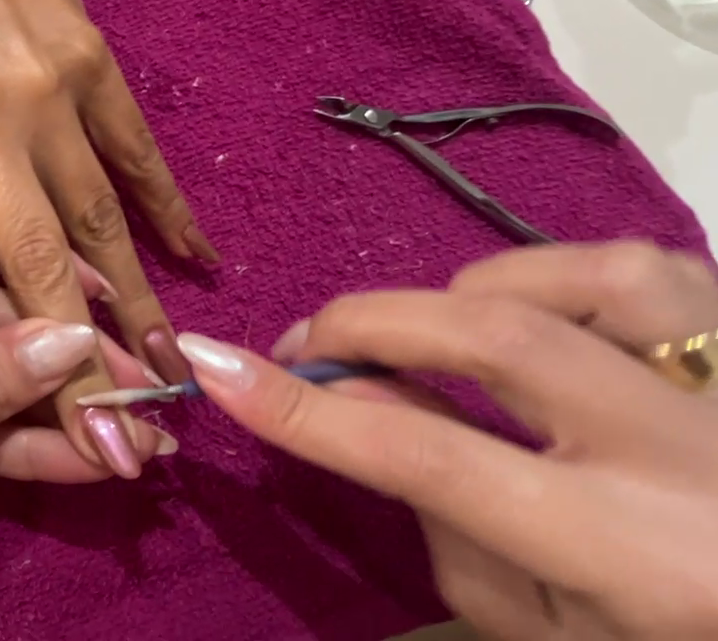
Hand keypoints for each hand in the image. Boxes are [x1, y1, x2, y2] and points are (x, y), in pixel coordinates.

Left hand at [0, 0, 213, 473]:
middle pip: (26, 251)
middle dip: (65, 353)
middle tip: (110, 446)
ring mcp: (51, 97)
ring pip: (96, 215)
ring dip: (133, 302)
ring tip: (165, 380)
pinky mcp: (100, 72)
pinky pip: (138, 154)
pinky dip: (169, 209)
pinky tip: (200, 266)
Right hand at [175, 242, 717, 639]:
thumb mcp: (530, 614)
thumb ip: (429, 504)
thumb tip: (337, 388)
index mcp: (649, 563)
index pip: (432, 459)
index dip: (302, 407)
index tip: (208, 362)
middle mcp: (706, 464)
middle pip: (498, 337)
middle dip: (363, 324)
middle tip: (307, 346)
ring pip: (588, 279)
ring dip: (467, 293)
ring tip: (434, 334)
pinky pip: (641, 269)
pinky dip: (551, 277)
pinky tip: (526, 317)